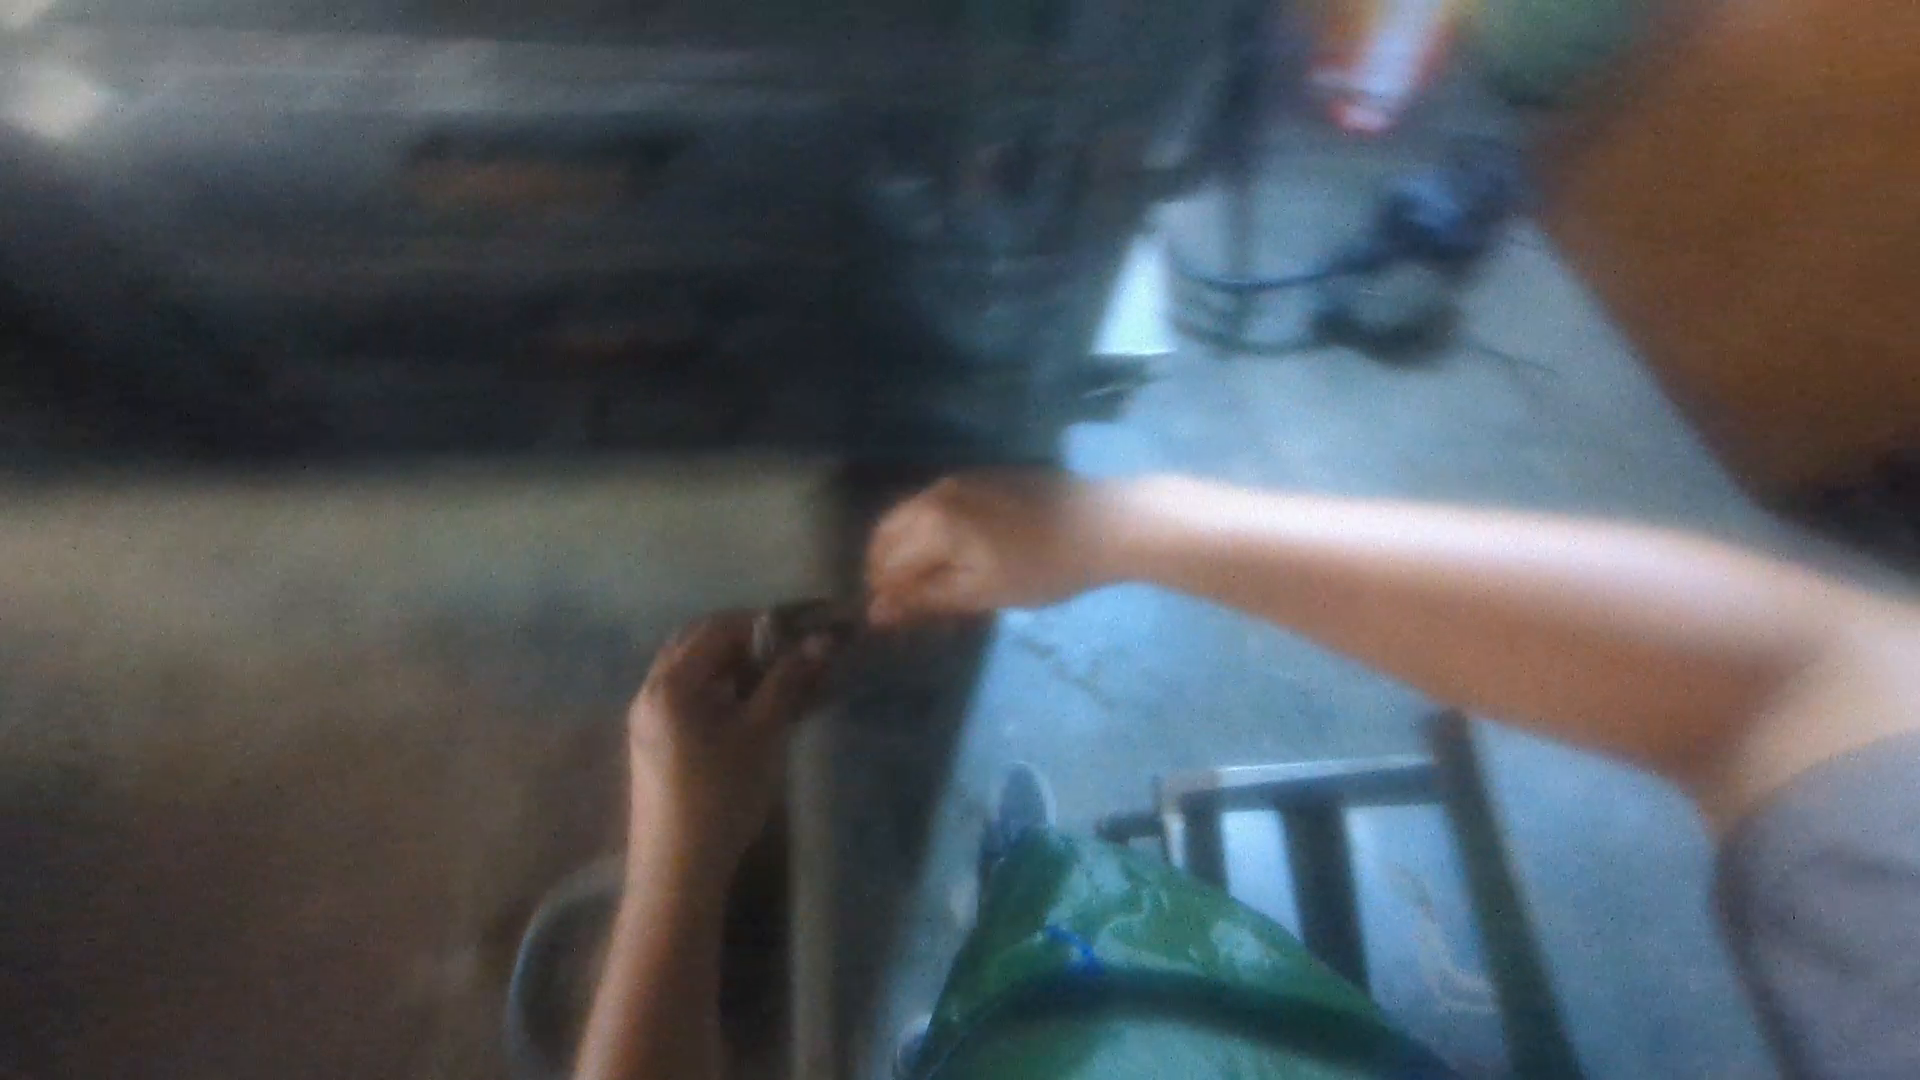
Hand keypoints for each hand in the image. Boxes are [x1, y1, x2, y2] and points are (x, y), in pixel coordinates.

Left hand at [626, 612, 834, 876]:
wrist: (678, 870)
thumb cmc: (723, 795)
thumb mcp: (763, 732)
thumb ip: (789, 680)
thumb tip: (822, 640)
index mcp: (672, 684)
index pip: (718, 628)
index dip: (763, 623)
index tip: (801, 632)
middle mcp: (650, 691)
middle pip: (697, 642)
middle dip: (744, 638)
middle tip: (786, 651)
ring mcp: (646, 717)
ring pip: (690, 668)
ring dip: (729, 661)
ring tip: (771, 676)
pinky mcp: (652, 740)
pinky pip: (684, 692)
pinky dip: (716, 685)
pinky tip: (745, 705)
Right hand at [865, 471, 1120, 625]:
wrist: (1107, 524)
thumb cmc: (1044, 567)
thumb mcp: (982, 592)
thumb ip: (925, 599)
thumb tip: (876, 613)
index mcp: (933, 520)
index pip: (886, 561)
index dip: (882, 594)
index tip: (888, 622)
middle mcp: (938, 491)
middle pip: (891, 531)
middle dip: (887, 569)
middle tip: (903, 604)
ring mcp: (962, 479)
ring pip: (913, 516)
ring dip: (908, 550)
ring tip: (926, 584)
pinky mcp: (985, 477)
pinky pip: (938, 505)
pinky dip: (930, 532)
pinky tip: (951, 555)